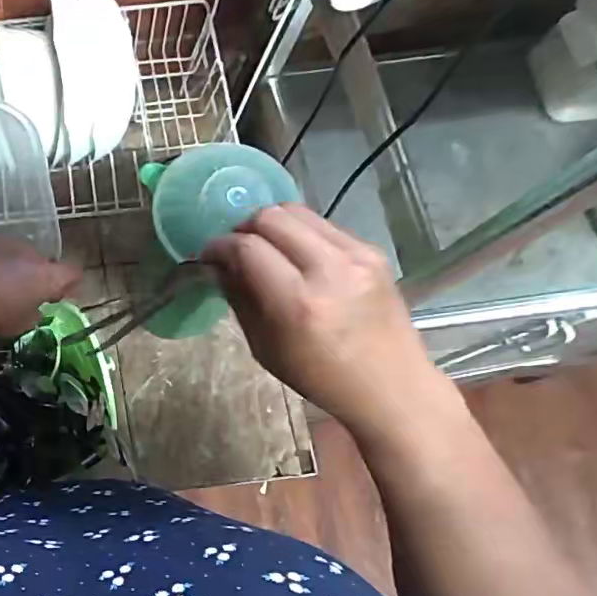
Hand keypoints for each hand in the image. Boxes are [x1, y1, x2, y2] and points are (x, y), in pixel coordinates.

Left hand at [0, 237, 79, 336]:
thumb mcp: (18, 325)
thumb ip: (33, 313)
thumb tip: (35, 307)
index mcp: (44, 274)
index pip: (73, 273)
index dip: (70, 286)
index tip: (60, 298)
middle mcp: (27, 250)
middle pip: (42, 261)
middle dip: (36, 276)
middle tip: (22, 296)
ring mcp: (0, 240)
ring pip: (16, 253)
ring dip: (12, 267)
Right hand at [201, 203, 451, 434]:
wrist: (389, 384)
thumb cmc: (318, 375)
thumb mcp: (263, 346)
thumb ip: (240, 298)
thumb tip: (219, 266)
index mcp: (298, 302)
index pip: (247, 248)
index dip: (219, 246)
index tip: (207, 256)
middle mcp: (330, 269)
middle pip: (272, 218)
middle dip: (243, 228)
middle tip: (234, 249)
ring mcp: (357, 254)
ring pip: (298, 212)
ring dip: (270, 225)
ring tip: (262, 248)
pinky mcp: (372, 251)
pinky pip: (322, 225)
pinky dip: (298, 233)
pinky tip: (294, 256)